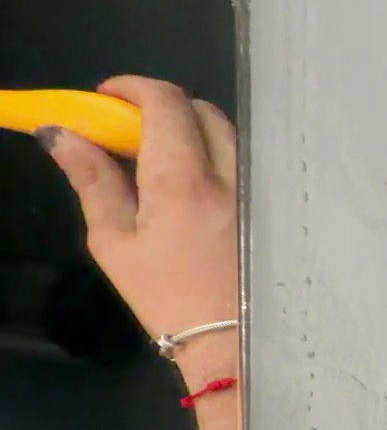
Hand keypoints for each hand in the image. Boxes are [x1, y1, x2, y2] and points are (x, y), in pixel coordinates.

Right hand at [39, 76, 238, 379]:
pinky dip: (225, 164)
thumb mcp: (114, 238)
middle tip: (133, 129)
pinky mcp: (279, 220)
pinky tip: (201, 188)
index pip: (170, 105)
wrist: (234, 341)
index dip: (134, 88)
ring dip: (199, 136)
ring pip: (237, 145)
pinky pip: (254, 175)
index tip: (108, 100)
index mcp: (186, 182)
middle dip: (168, 109)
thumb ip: (93, 179)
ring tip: (163, 160)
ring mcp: (264, 203)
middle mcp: (234, 185)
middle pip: (210, 117)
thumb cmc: (168, 295)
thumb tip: (64, 134)